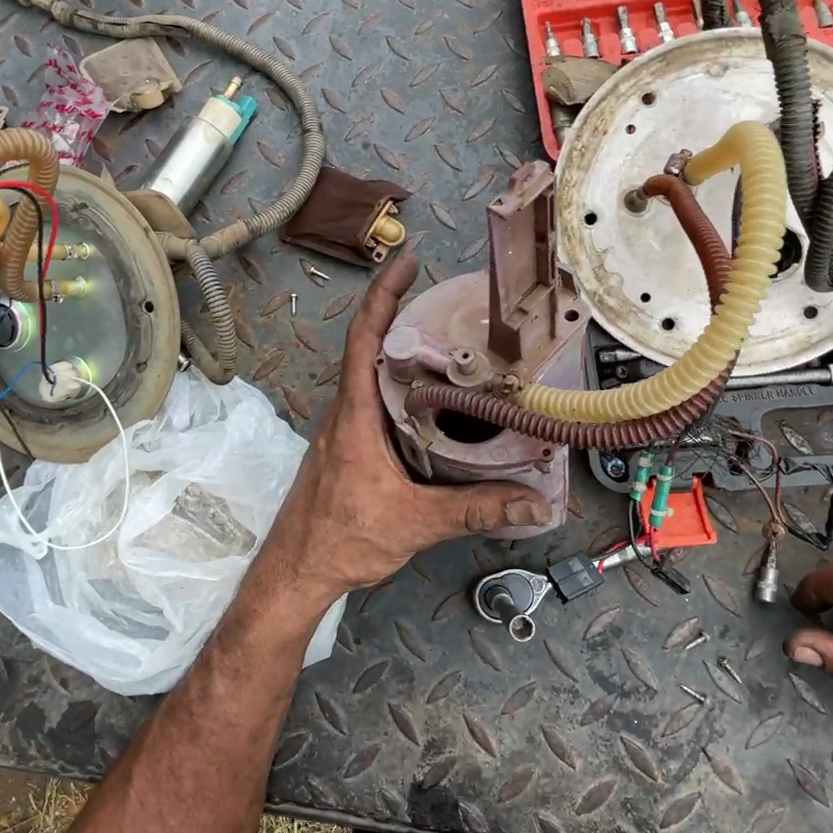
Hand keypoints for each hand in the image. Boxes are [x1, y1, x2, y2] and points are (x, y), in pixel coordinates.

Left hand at [250, 255, 548, 604]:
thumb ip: (474, 509)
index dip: (383, 296)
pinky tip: (436, 401)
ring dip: (405, 353)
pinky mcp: (351, 446)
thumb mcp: (413, 521)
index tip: (407, 264)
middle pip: (373, 348)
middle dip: (406, 316)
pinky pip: (377, 401)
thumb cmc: (341, 539)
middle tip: (452, 301)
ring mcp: (346, 428)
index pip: (365, 339)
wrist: (298, 569)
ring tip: (453, 343)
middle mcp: (347, 412)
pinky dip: (404, 387)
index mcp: (356, 415)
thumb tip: (535, 504)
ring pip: (375, 376)